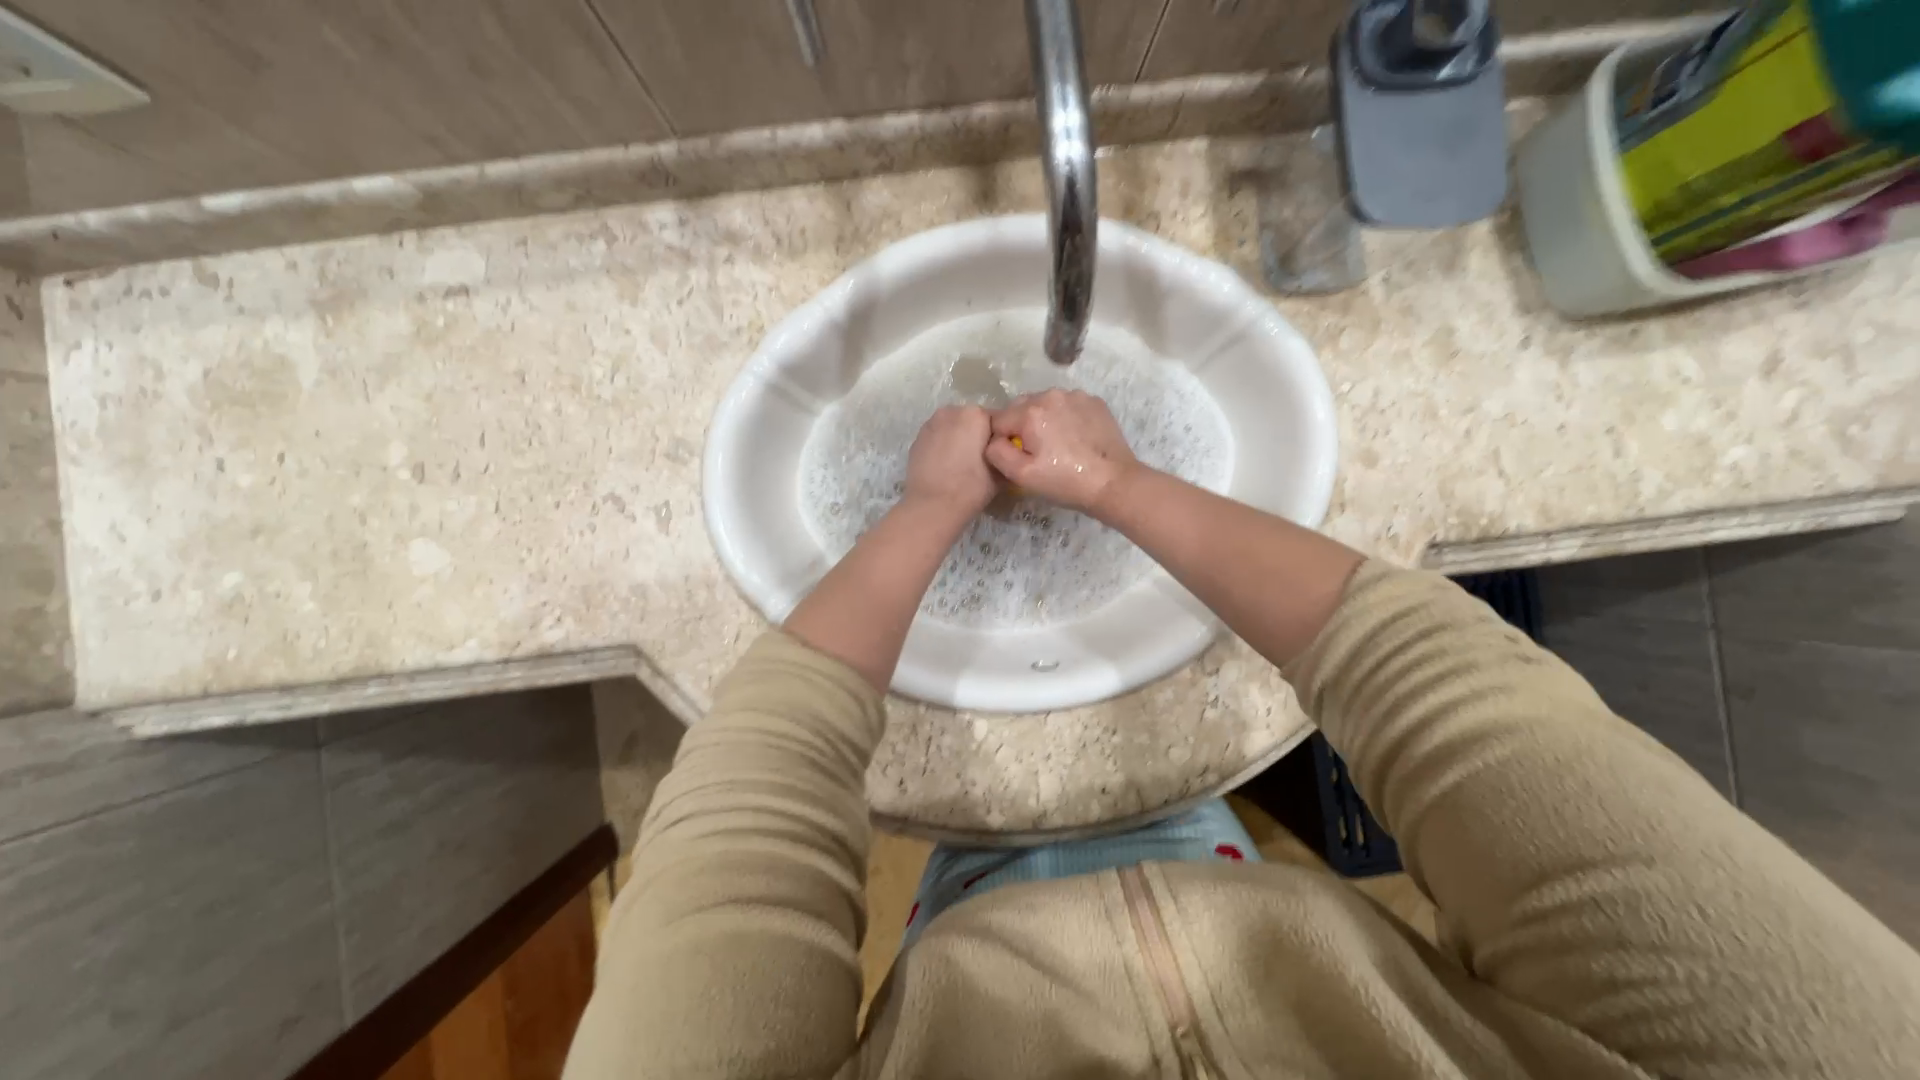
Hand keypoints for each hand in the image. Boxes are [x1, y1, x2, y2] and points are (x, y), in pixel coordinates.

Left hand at [903, 405, 997, 518]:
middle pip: (971, 420)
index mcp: (975, 414)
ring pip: (953, 428)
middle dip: (977, 435)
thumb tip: (1006, 451)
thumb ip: (1006, 454)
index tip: (1001, 454)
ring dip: (959, 439)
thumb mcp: (1002, 472)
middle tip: (982, 459)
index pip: (996, 420)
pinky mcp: (917, 439)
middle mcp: (951, 411)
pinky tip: (946, 466)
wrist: (932, 505)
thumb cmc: (971, 486)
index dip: (1000, 438)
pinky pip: (937, 438)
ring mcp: (930, 423)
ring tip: (962, 464)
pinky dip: (943, 446)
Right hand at [986, 389, 1140, 514]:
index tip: (1016, 457)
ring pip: (1045, 404)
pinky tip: (1075, 438)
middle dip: (1022, 426)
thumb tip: (993, 440)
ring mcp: (1076, 395)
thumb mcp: (1022, 476)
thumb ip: (997, 453)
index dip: (1002, 440)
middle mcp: (1051, 395)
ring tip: (1057, 445)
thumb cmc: (1065, 482)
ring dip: (1044, 420)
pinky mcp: (1094, 402)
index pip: (998, 419)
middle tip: (1036, 452)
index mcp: (1030, 411)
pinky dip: (1066, 417)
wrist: (1113, 483)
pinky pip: (1068, 405)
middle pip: (1021, 407)